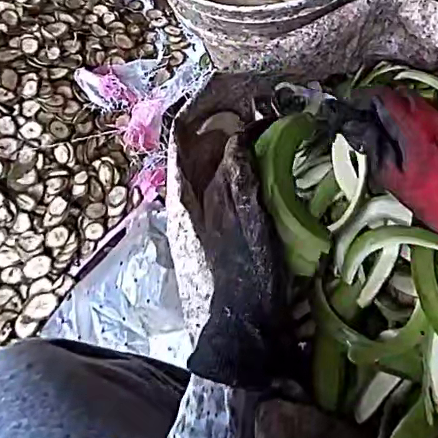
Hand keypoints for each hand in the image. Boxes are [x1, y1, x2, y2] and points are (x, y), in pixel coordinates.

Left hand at [187, 126, 287, 387]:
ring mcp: (194, 221)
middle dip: (218, 126)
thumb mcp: (245, 227)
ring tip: (256, 133)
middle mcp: (182, 204)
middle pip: (193, 153)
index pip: (180, 139)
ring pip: (205, 171)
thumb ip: (237, 180)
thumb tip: (235, 137)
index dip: (199, 112)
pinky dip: (232, 174)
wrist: (233, 344)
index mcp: (183, 197)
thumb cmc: (239, 284)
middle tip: (250, 109)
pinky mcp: (208, 236)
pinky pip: (216, 191)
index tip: (225, 93)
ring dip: (227, 149)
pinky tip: (254, 172)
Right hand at [356, 89, 437, 287]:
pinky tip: (411, 140)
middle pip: (403, 94)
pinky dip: (418, 120)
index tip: (355, 105)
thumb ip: (375, 151)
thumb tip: (363, 132)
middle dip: (384, 100)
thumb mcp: (394, 180)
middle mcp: (435, 119)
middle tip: (370, 116)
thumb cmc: (436, 202)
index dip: (366, 97)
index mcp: (416, 128)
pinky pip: (433, 116)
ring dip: (402, 110)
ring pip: (420, 104)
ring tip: (389, 130)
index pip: (386, 96)